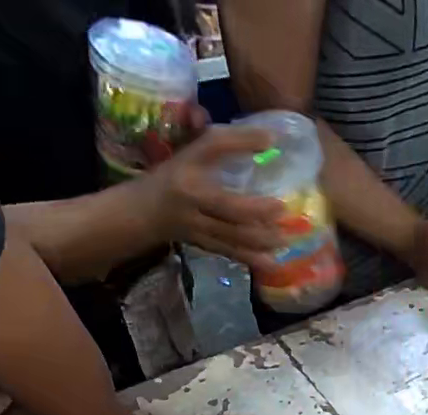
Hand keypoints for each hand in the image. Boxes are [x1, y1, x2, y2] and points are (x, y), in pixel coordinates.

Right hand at [146, 120, 289, 267]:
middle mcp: (191, 197)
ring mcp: (196, 225)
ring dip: (258, 239)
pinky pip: (228, 252)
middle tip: (282, 207)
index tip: (271, 140)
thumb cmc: (174, 177)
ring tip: (283, 239)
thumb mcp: (191, 153)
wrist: (144, 212)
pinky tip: (270, 262)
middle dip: (255, 209)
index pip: (214, 147)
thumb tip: (269, 138)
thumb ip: (224, 144)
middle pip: (225, 205)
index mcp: (188, 166)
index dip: (241, 142)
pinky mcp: (202, 244)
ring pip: (229, 235)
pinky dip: (249, 258)